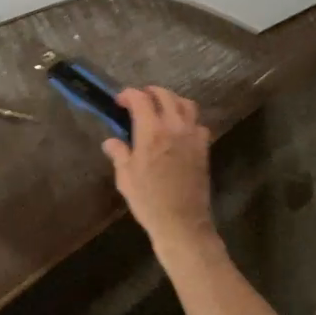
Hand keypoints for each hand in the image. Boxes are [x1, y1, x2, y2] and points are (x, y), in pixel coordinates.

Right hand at [103, 87, 215, 253]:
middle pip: (165, 95)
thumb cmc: (148, 200)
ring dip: (172, 101)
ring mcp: (192, 136)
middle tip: (139, 101)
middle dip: (150, 92)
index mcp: (151, 131)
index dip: (128, 95)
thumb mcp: (125, 177)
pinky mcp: (204, 148)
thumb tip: (111, 141)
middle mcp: (174, 127)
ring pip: (186, 104)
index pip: (140, 98)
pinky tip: (180, 130)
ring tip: (162, 109)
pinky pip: (199, 123)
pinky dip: (189, 120)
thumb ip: (119, 153)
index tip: (119, 102)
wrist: (181, 222)